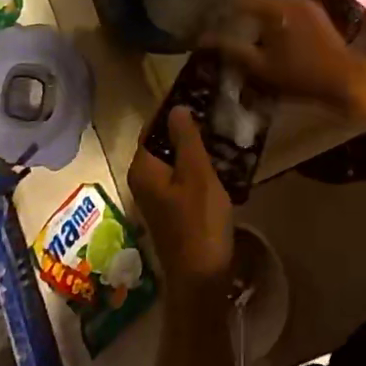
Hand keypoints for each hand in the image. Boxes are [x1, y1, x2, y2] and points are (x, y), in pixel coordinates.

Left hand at [129, 107, 233, 295]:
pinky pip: (182, 173)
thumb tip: (177, 107)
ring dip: (194, 143)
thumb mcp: (197, 173)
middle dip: (186, 124)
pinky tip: (222, 155)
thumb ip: (186, 138)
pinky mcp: (172, 207)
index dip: (172, 106)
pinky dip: (197, 162)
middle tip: (215, 105)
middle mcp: (144, 179)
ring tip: (222, 125)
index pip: (152, 126)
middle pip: (162, 141)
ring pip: (174, 158)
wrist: (202, 276)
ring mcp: (158, 195)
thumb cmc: (199, 220)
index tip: (197, 89)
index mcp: (143, 168)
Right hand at [208, 0, 356, 106]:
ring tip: (241, 32)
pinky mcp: (314, 11)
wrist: (345, 79)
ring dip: (255, 13)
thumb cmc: (301, 75)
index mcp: (275, 6)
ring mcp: (305, 2)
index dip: (220, 8)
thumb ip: (231, 49)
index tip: (208, 22)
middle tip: (222, 28)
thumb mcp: (261, 66)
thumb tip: (202, 39)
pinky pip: (284, 7)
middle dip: (237, 10)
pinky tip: (266, 34)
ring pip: (270, 1)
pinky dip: (271, 16)